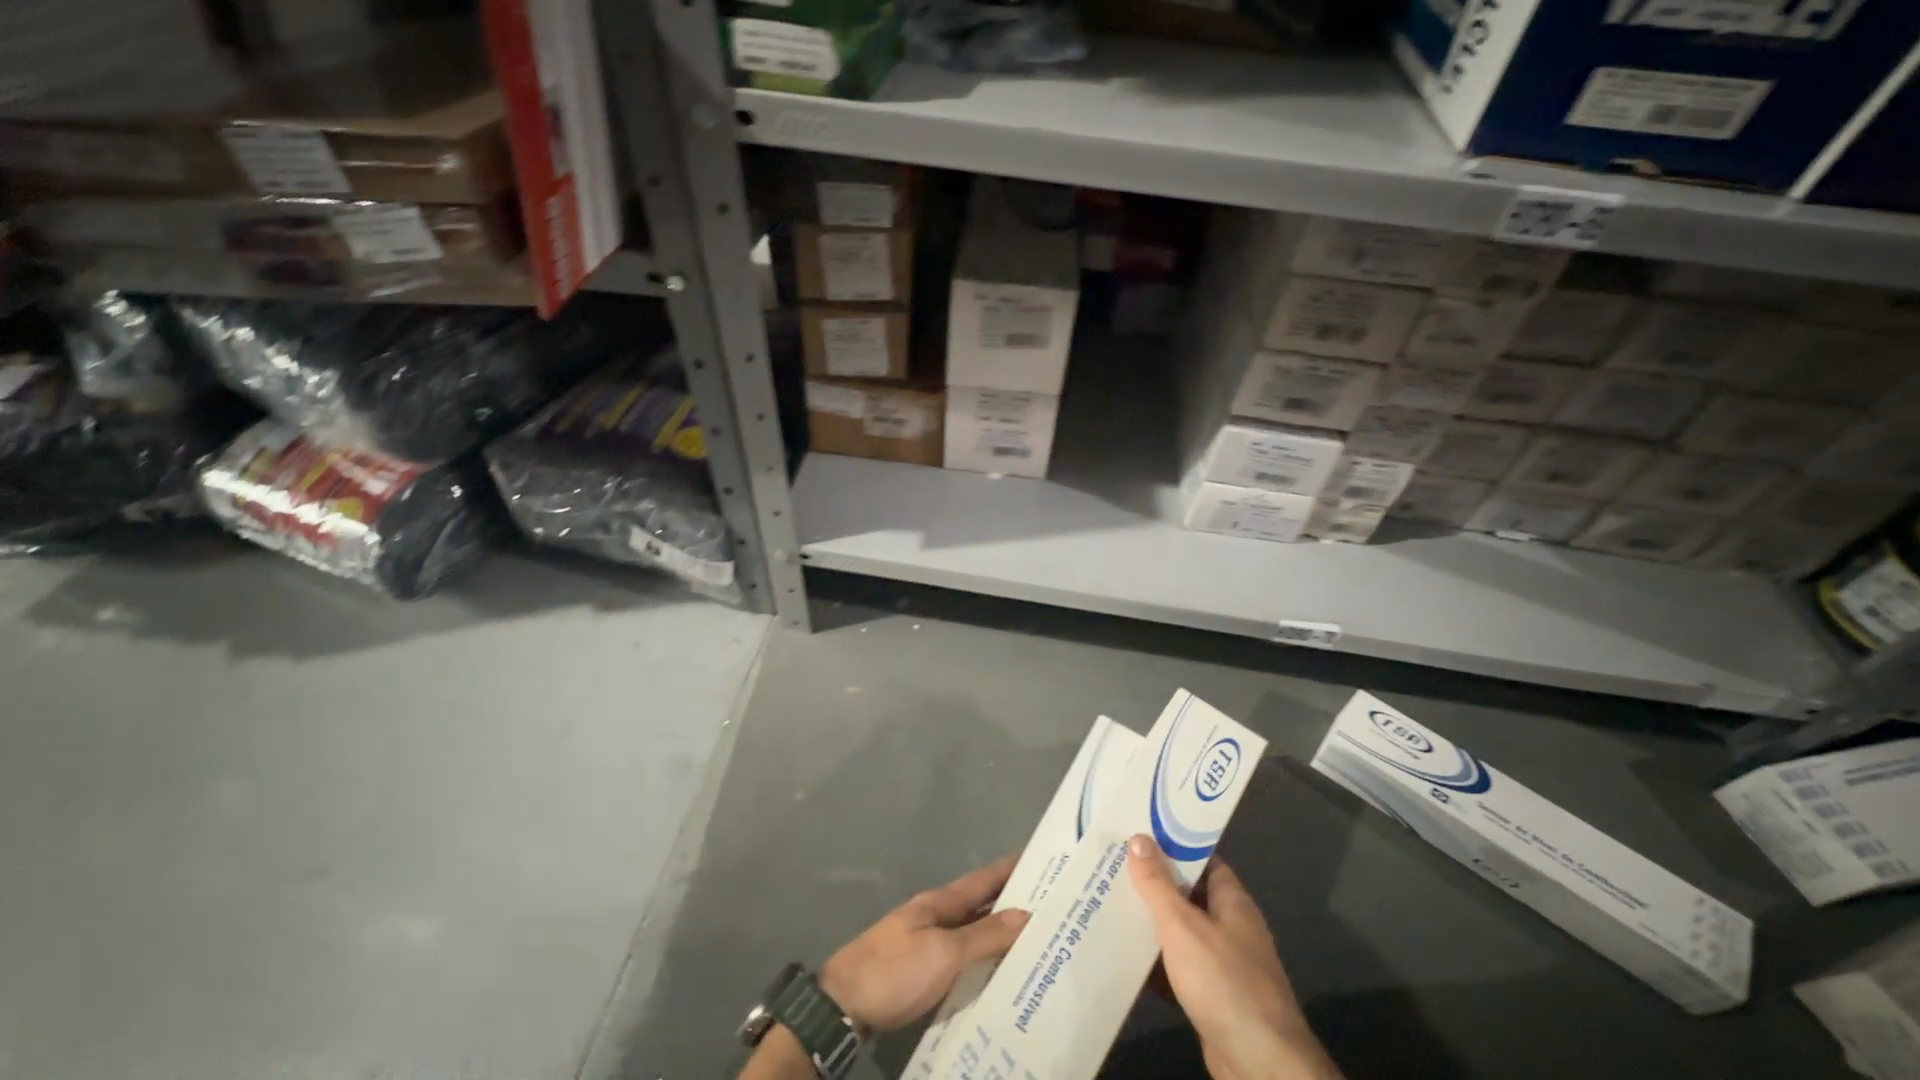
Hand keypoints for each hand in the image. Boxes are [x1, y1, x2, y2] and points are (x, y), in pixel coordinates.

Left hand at [818, 854, 1030, 1033]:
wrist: (842, 1007)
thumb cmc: (893, 971)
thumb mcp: (943, 953)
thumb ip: (984, 936)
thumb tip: (1027, 914)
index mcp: (939, 903)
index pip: (984, 879)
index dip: (1012, 869)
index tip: (1045, 861)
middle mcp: (934, 918)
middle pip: (980, 906)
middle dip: (1013, 904)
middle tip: (1053, 908)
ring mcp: (926, 945)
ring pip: (972, 934)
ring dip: (1001, 935)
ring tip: (1038, 942)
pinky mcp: (921, 973)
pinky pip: (962, 961)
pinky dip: (984, 961)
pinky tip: (1001, 974)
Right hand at [1129, 835, 1342, 1079]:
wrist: (1258, 1059)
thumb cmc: (1223, 981)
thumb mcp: (1183, 926)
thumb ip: (1158, 885)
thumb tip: (1139, 838)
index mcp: (1233, 902)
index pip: (1204, 859)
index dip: (1173, 845)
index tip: (1138, 833)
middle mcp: (1232, 927)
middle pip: (1189, 895)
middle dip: (1153, 884)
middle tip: (1110, 868)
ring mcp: (1224, 963)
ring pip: (1181, 933)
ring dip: (1151, 924)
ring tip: (1107, 906)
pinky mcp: (1212, 995)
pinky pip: (1178, 968)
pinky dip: (1155, 963)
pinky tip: (1123, 958)